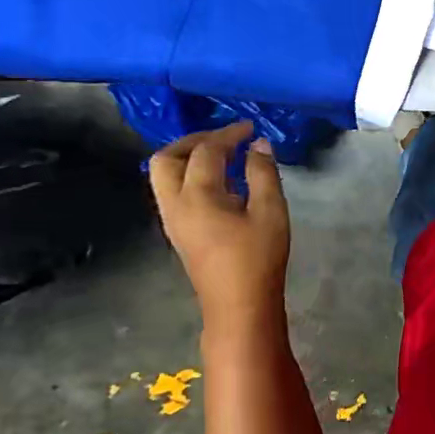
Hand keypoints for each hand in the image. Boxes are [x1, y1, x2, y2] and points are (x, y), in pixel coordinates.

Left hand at [149, 122, 290, 326]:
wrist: (239, 305)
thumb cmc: (258, 257)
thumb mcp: (270, 210)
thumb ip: (262, 172)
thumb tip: (258, 144)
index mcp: (197, 196)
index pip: (206, 151)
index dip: (228, 134)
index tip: (251, 128)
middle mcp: (175, 204)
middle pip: (166, 159)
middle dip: (193, 141)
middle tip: (225, 139)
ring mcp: (172, 220)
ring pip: (164, 175)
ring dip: (187, 157)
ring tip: (222, 156)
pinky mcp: (177, 231)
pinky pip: (172, 190)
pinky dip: (189, 175)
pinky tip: (219, 180)